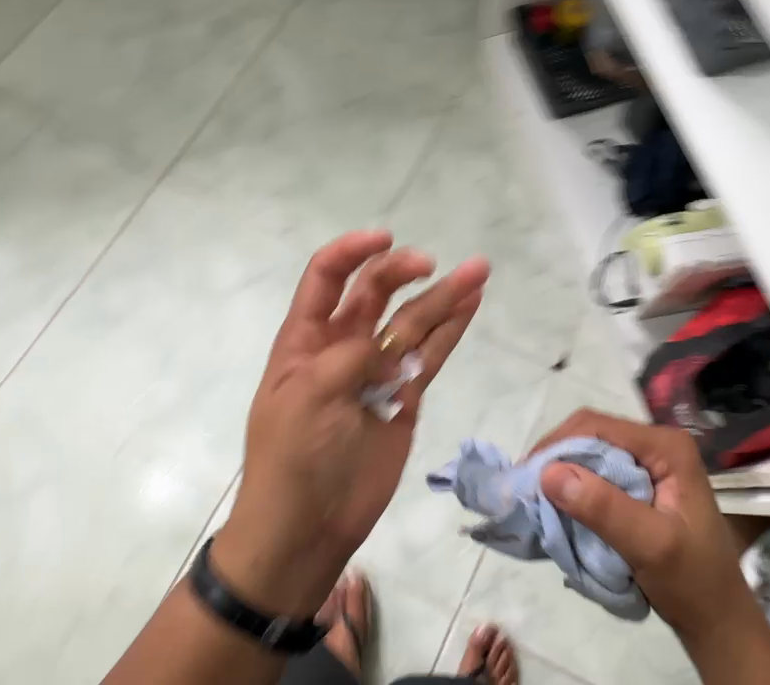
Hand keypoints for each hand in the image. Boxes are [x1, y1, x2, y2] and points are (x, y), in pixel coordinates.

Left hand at [213, 231, 489, 617]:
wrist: (305, 529)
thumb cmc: (291, 458)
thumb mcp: (307, 397)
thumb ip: (352, 357)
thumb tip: (392, 343)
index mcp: (305, 338)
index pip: (327, 277)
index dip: (352, 252)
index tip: (386, 239)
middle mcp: (342, 345)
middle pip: (376, 292)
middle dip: (403, 271)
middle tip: (432, 265)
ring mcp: (377, 371)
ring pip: (413, 322)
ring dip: (444, 296)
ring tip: (478, 271)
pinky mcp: (404, 397)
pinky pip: (431, 355)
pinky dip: (451, 330)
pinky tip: (471, 304)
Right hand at [532, 409, 752, 649]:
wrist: (719, 619)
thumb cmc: (692, 581)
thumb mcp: (650, 545)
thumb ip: (604, 507)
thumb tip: (549, 473)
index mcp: (666, 446)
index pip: (597, 426)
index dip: (557, 445)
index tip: (525, 477)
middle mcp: (658, 445)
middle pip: (592, 435)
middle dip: (556, 459)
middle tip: (525, 490)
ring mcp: (651, 464)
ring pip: (593, 455)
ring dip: (564, 475)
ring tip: (536, 500)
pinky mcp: (642, 485)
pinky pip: (600, 475)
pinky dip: (577, 490)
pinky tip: (560, 510)